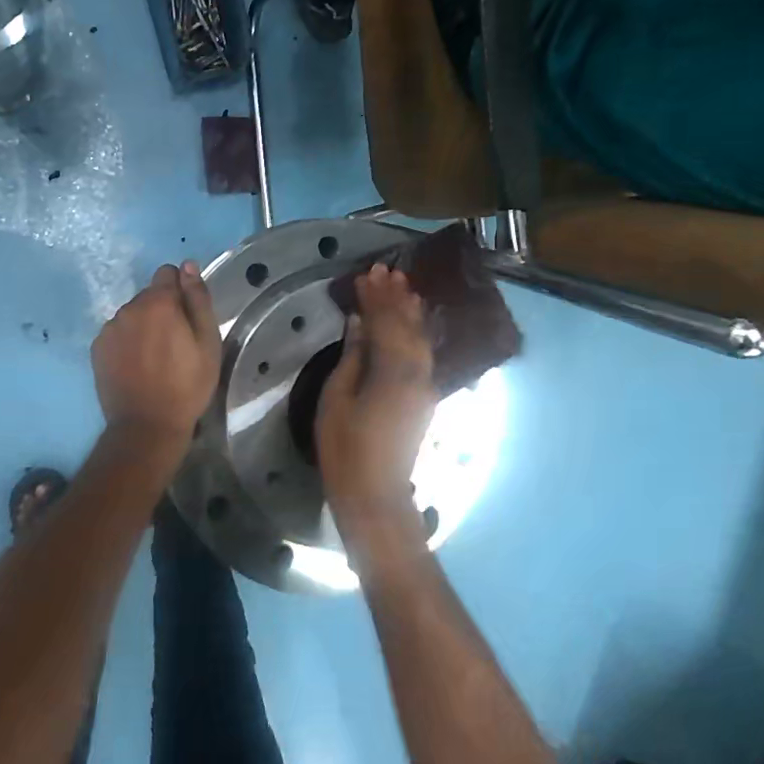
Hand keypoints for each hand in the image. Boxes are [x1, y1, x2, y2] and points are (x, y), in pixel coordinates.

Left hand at [91, 263, 220, 453]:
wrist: (146, 425)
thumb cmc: (187, 384)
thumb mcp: (207, 341)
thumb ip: (198, 299)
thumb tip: (188, 265)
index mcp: (159, 302)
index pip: (168, 273)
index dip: (181, 290)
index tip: (189, 317)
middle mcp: (129, 307)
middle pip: (150, 295)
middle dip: (163, 309)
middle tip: (177, 342)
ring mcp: (110, 328)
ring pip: (133, 314)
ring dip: (144, 325)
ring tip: (156, 357)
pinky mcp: (97, 348)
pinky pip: (117, 332)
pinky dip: (128, 341)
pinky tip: (137, 365)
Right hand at [317, 264, 437, 520]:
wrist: (375, 494)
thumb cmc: (346, 447)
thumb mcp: (337, 397)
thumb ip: (352, 356)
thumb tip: (358, 323)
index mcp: (393, 370)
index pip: (384, 321)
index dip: (375, 297)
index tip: (365, 273)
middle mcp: (417, 372)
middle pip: (408, 325)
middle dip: (396, 296)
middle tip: (386, 270)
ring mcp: (425, 384)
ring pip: (421, 337)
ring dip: (410, 310)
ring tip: (402, 286)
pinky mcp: (425, 396)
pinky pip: (423, 351)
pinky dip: (416, 330)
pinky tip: (412, 321)